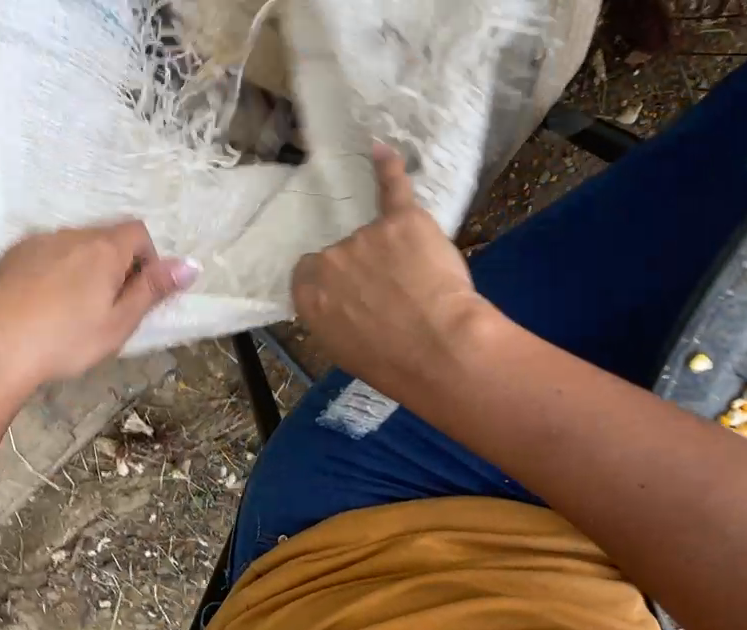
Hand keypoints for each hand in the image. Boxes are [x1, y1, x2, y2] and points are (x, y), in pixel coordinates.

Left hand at [0, 222, 197, 396]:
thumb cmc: (65, 341)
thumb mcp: (118, 323)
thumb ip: (153, 291)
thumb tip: (190, 265)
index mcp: (103, 248)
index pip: (139, 232)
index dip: (149, 260)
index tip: (141, 294)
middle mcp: (70, 234)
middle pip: (106, 238)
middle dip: (117, 266)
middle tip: (110, 310)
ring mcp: (37, 242)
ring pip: (74, 247)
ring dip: (85, 270)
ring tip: (74, 312)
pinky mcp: (11, 256)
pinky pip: (46, 256)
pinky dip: (55, 273)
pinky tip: (45, 308)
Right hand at [290, 144, 497, 393]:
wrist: (437, 349)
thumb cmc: (390, 362)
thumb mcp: (343, 349)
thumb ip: (332, 316)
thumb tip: (340, 304)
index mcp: (309, 295)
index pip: (310, 274)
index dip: (335, 286)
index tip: (351, 299)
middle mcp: (330, 259)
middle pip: (345, 255)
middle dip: (366, 274)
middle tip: (394, 302)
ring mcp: (366, 236)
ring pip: (378, 240)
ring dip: (396, 258)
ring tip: (420, 290)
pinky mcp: (404, 221)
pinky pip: (393, 189)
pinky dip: (388, 169)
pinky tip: (380, 150)